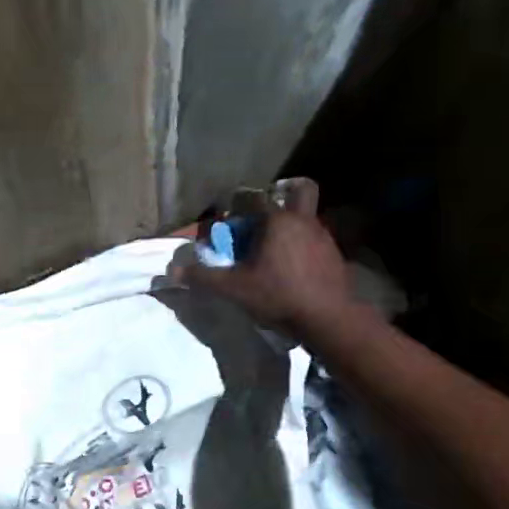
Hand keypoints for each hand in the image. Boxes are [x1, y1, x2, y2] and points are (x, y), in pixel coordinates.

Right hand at [171, 176, 356, 334]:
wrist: (329, 319)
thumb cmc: (279, 296)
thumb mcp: (235, 290)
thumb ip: (204, 278)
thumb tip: (174, 271)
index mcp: (277, 220)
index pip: (253, 198)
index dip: (238, 204)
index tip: (229, 218)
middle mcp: (303, 220)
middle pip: (298, 189)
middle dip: (283, 194)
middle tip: (265, 217)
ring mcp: (323, 236)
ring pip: (307, 217)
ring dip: (291, 226)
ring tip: (275, 251)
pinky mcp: (335, 255)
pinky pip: (315, 240)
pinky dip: (303, 246)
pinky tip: (294, 269)